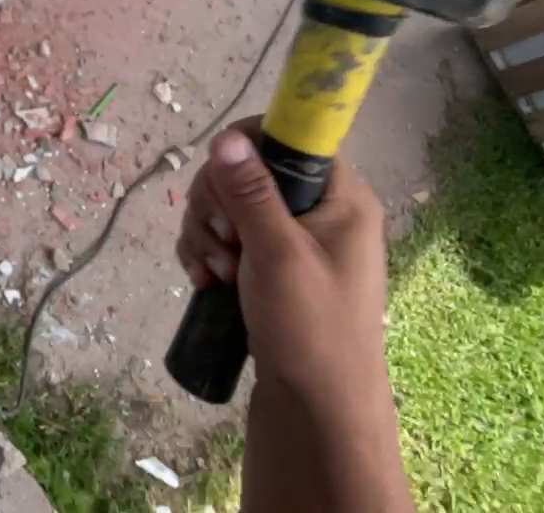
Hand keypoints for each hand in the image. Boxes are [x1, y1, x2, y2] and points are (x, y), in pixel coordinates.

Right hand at [176, 121, 413, 511]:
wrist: (315, 407)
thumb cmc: (310, 327)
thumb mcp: (278, 254)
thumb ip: (251, 193)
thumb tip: (226, 136)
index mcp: (339, 198)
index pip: (288, 138)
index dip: (245, 147)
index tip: (221, 177)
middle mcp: (316, 210)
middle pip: (245, 169)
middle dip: (216, 202)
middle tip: (220, 237)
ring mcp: (289, 237)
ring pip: (226, 203)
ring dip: (205, 232)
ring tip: (214, 271)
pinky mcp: (265, 262)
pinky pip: (221, 234)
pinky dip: (205, 251)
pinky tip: (205, 279)